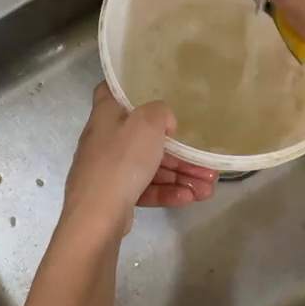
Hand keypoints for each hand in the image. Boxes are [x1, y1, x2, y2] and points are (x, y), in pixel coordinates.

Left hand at [62, 84, 217, 234]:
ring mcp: (109, 170)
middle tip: (207, 164)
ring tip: (208, 188)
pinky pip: (145, 189)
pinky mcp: (115, 196)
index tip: (155, 94)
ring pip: (149, 167)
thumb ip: (161, 113)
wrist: (96, 215)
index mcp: (105, 115)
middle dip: (179, 152)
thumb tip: (164, 123)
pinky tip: (189, 198)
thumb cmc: (121, 159)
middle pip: (144, 138)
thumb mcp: (147, 122)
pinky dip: (167, 192)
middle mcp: (104, 140)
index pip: (110, 92)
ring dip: (180, 176)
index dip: (131, 90)